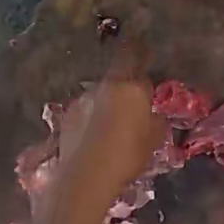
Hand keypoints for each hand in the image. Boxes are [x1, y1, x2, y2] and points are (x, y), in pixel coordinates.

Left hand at [50, 39, 161, 217]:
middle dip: (126, 88)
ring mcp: (81, 101)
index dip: (139, 48)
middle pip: (117, 78)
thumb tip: (154, 112)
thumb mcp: (155, 138)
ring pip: (101, 96)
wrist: (85, 178)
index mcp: (130, 87)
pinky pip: (86, 112)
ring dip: (108, 104)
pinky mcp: (66, 118)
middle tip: (135, 106)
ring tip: (114, 127)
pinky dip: (93, 119)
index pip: (133, 54)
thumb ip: (156, 119)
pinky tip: (97, 137)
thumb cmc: (128, 155)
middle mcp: (104, 87)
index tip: (143, 45)